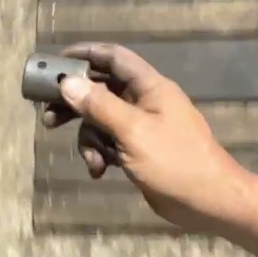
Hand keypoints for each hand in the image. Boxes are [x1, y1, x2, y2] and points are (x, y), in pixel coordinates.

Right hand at [42, 43, 254, 232]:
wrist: (209, 202)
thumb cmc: (175, 161)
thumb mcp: (132, 131)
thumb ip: (99, 105)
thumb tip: (68, 81)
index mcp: (150, 87)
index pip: (114, 58)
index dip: (86, 54)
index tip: (57, 61)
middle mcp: (145, 101)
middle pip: (101, 90)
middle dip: (76, 104)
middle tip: (48, 117)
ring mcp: (143, 127)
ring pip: (102, 121)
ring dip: (90, 139)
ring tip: (93, 160)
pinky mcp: (140, 150)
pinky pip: (110, 143)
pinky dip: (101, 154)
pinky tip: (100, 171)